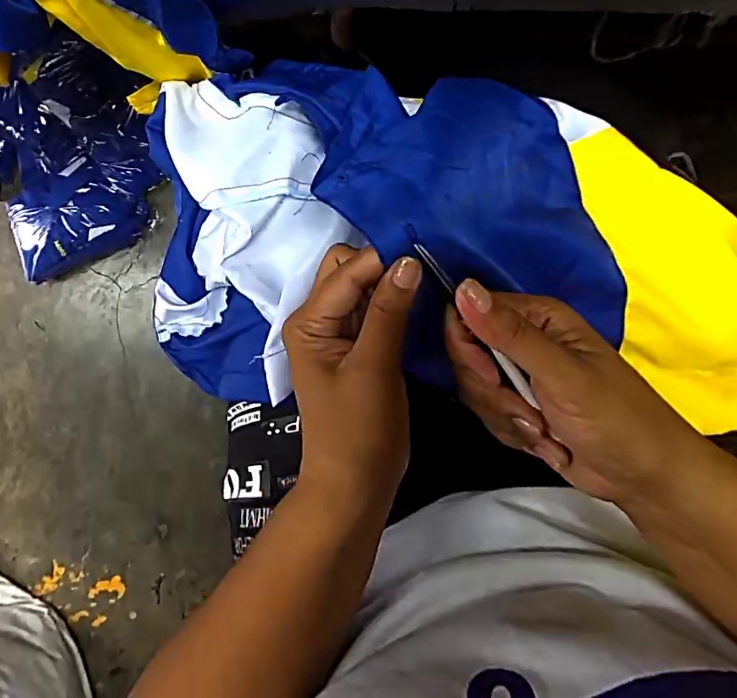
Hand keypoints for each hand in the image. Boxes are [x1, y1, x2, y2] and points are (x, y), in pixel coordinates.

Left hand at [280, 245, 419, 515]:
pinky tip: (418, 302)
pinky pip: (371, 309)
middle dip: (382, 265)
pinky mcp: (354, 347)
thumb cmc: (358, 431)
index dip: (383, 258)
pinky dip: (391, 303)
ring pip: (361, 287)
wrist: (354, 486)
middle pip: (346, 270)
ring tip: (428, 280)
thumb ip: (388, 311)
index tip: (426, 250)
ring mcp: (334, 333)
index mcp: (308, 320)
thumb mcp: (374, 367)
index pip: (346, 270)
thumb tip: (408, 260)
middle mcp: (315, 318)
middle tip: (425, 270)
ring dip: (389, 282)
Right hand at [444, 281, 723, 508]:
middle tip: (528, 412)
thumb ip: (510, 333)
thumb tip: (465, 287)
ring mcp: (520, 374)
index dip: (468, 346)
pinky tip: (546, 440)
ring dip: (505, 417)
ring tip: (546, 430)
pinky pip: (487, 413)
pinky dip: (512, 432)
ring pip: (475, 388)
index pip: (469, 313)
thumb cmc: (618, 418)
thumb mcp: (562, 374)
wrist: (649, 479)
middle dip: (492, 392)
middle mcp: (524, 338)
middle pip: (467, 355)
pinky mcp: (519, 405)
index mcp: (538, 317)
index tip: (490, 376)